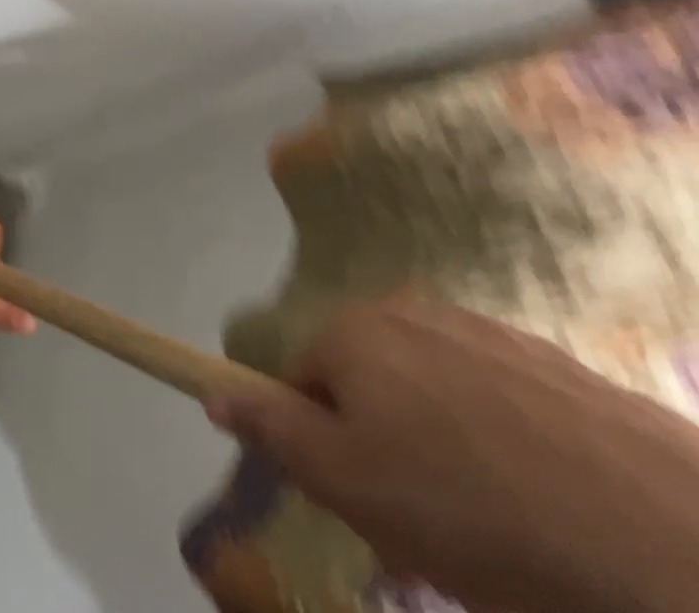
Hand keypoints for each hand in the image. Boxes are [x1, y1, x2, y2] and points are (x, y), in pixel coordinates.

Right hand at [206, 297, 698, 612]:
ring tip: (482, 517)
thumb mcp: (337, 478)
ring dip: (442, 446)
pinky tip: (542, 504)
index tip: (353, 493)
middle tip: (413, 512)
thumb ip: (265, 425)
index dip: (317, 441)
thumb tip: (215, 392)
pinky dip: (511, 449)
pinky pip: (511, 409)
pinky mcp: (581, 377)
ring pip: (440, 396)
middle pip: (371, 381)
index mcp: (358, 331)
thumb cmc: (469, 510)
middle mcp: (425, 315)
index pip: (300, 380)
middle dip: (379, 440)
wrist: (676, 552)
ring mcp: (509, 341)